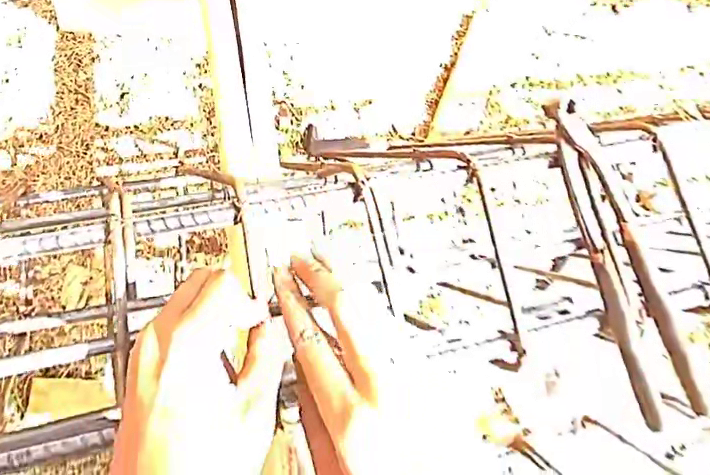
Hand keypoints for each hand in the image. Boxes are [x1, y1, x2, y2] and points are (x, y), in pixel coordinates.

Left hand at [111, 267, 289, 474]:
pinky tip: (209, 364)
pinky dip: (192, 329)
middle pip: (201, 279)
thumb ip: (267, 357)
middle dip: (230, 295)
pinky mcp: (136, 368)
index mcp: (185, 343)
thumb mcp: (252, 413)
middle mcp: (156, 340)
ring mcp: (142, 353)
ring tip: (231, 347)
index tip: (259, 317)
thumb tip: (268, 331)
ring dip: (211, 311)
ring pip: (184, 299)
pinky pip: (169, 325)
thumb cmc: (194, 474)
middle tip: (248, 323)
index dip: (249, 297)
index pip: (223, 281)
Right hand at [273, 253, 477, 474]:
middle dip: (318, 275)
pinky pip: (393, 321)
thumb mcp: (334, 472)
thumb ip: (312, 421)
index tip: (279, 282)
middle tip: (299, 258)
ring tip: (326, 256)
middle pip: (345, 308)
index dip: (291, 303)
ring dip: (346, 274)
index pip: (311, 341)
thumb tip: (299, 371)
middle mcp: (385, 387)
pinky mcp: (430, 370)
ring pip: (374, 305)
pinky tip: (360, 287)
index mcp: (352, 418)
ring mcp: (412, 373)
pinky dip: (371, 296)